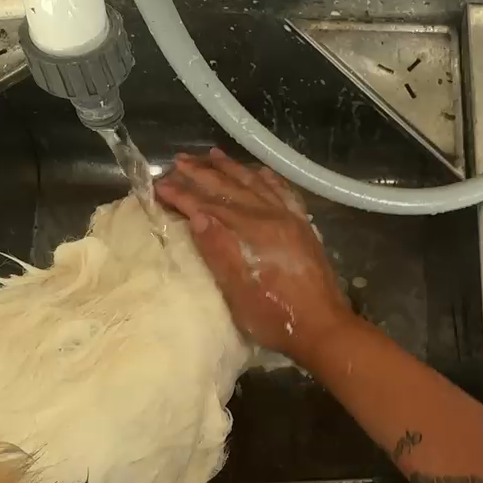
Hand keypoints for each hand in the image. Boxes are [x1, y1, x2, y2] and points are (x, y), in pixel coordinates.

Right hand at [156, 149, 354, 359]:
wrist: (323, 327)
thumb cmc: (276, 317)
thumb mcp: (238, 291)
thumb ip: (218, 250)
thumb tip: (197, 214)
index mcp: (253, 231)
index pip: (209, 206)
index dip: (183, 194)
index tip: (159, 185)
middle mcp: (273, 217)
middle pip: (232, 188)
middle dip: (203, 173)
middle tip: (179, 160)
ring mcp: (291, 220)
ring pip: (256, 185)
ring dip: (232, 169)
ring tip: (211, 154)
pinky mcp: (303, 227)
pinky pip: (283, 193)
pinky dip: (268, 179)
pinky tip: (258, 172)